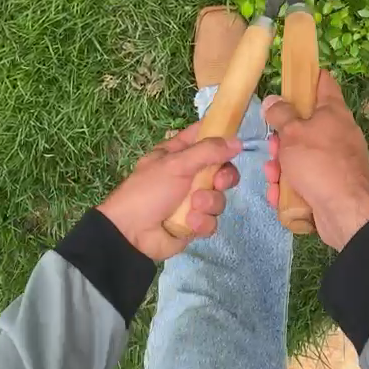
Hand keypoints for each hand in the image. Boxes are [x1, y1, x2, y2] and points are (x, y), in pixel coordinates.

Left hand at [97, 122, 241, 260]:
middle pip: (221, 169)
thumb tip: (237, 142)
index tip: (237, 140)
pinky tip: (189, 223)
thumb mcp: (177, 164)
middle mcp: (189, 174)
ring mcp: (193, 200)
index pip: (205, 135)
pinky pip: (212, 220)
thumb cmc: (149, 190)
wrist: (131, 233)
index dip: (222, 135)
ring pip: (219, 197)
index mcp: (180, 153)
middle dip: (223, 177)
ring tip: (193, 207)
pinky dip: (202, 222)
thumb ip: (208, 151)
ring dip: (209, 202)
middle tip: (217, 182)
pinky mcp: (195, 223)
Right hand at [264, 70, 368, 249]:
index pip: (322, 81)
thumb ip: (280, 114)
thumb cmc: (318, 162)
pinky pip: (305, 178)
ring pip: (300, 154)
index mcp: (333, 111)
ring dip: (281, 165)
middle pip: (304, 124)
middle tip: (273, 146)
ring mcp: (335, 160)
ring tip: (273, 177)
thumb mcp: (292, 133)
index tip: (286, 81)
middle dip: (281, 137)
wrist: (345, 212)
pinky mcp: (331, 184)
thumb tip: (272, 100)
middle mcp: (337, 132)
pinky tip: (278, 195)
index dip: (305, 76)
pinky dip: (290, 185)